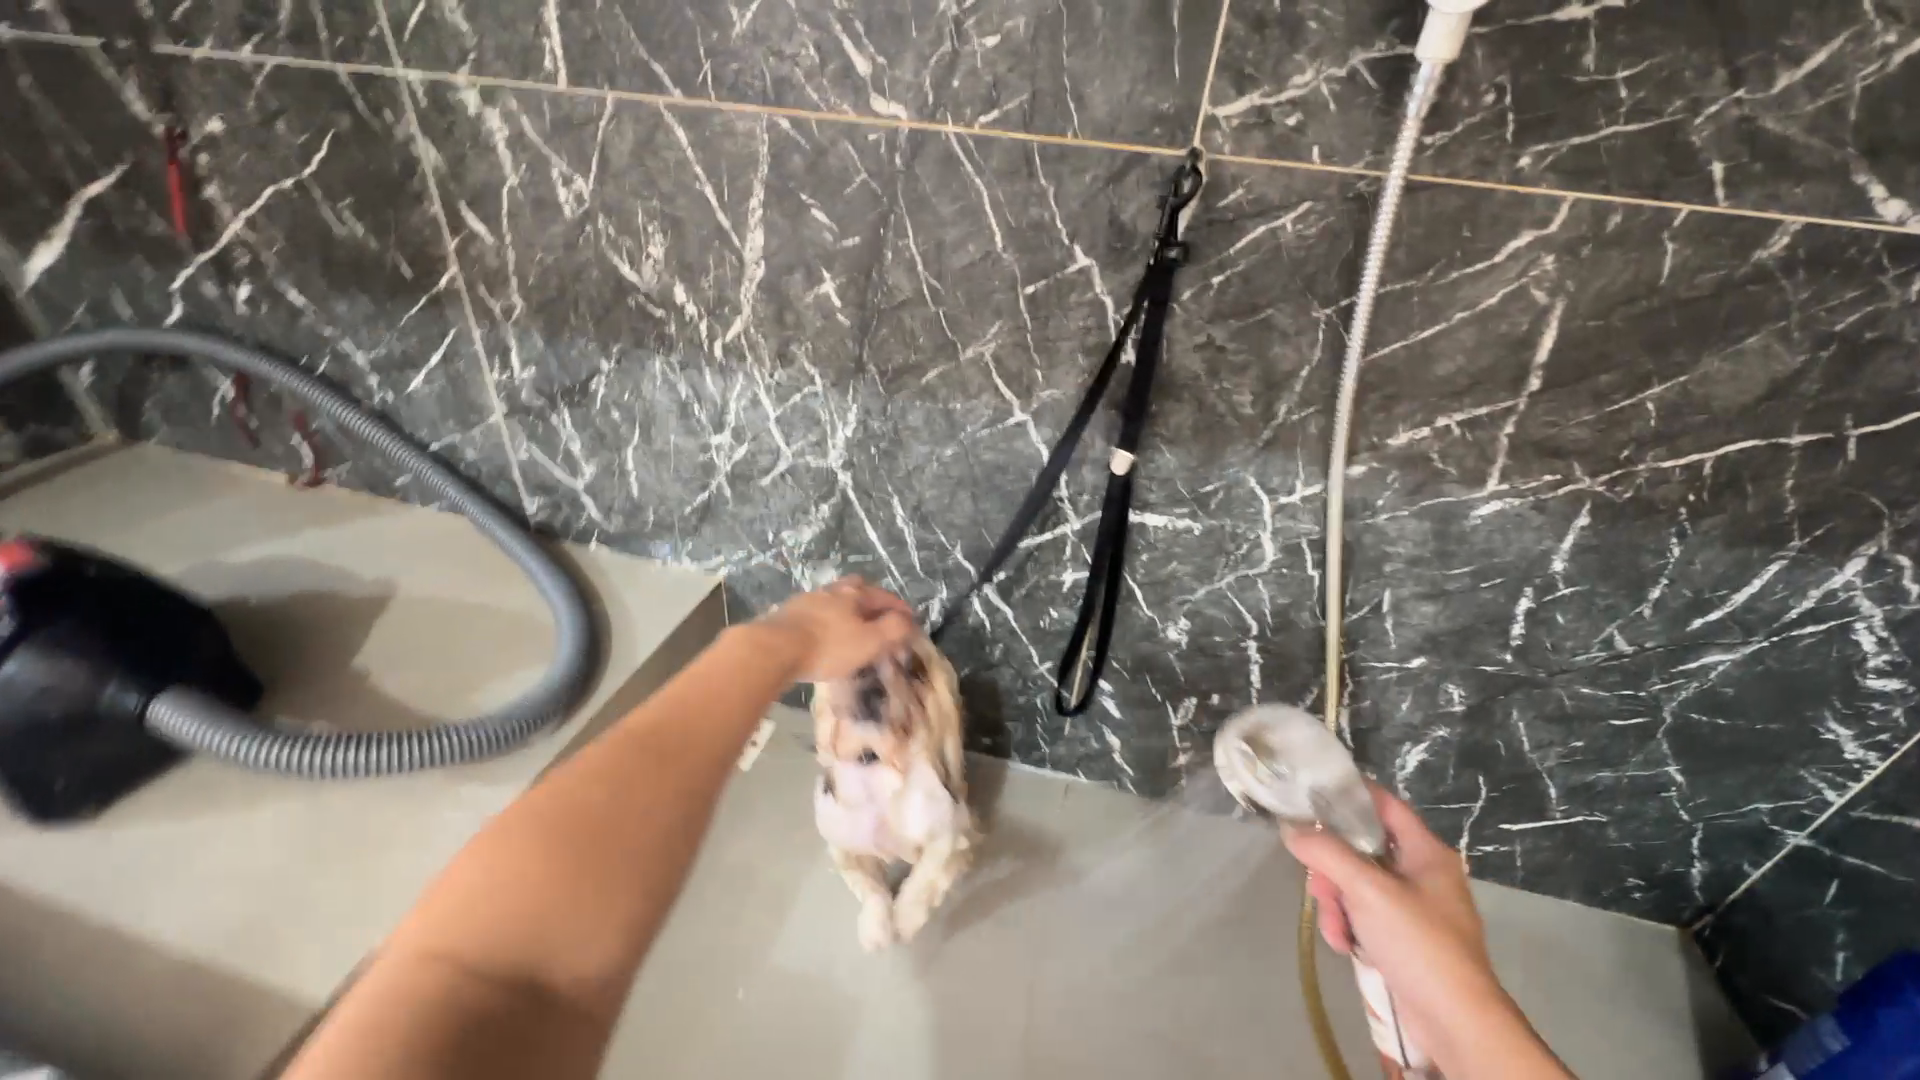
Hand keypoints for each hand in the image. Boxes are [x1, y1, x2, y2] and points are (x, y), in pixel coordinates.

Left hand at [755, 577, 917, 681]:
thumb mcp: (869, 641)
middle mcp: (830, 591)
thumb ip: (893, 629)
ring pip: (832, 599)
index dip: (899, 608)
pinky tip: (822, 634)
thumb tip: (907, 620)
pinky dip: (825, 621)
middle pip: (855, 587)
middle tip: (877, 616)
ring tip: (849, 627)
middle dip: (870, 599)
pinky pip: (814, 613)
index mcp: (854, 594)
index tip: (909, 620)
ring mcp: (806, 600)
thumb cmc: (828, 646)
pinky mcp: (787, 614)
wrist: (773, 648)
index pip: (884, 596)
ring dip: (845, 610)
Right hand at [1284, 785, 1571, 1079]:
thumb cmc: (1419, 943)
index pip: (1383, 803)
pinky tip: (1345, 945)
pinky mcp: (1403, 936)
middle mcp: (1420, 873)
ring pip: (1355, 883)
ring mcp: (1412, 907)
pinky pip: (1363, 914)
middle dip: (1332, 868)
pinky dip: (1348, 925)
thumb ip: (1326, 853)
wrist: (1455, 1021)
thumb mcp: (1367, 890)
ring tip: (1336, 929)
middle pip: (1360, 847)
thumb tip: (1291, 831)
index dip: (1349, 793)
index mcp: (1425, 852)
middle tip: (1320, 887)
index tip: (1309, 794)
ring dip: (1336, 903)